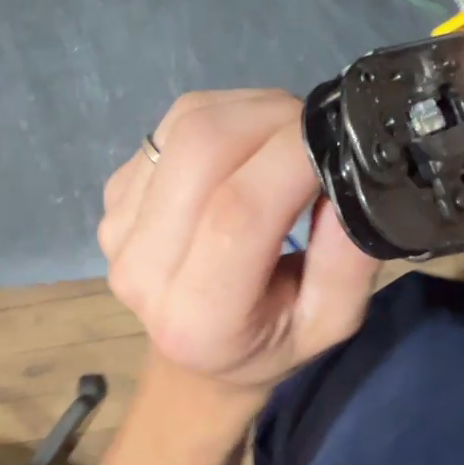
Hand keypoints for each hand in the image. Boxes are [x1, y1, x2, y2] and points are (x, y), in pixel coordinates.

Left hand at [99, 90, 380, 395]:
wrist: (201, 354)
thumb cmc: (273, 340)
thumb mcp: (331, 322)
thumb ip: (347, 263)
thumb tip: (349, 177)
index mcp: (199, 319)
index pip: (239, 212)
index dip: (293, 157)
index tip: (340, 141)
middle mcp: (142, 273)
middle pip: (202, 150)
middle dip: (274, 119)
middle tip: (319, 131)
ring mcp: (118, 230)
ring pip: (186, 126)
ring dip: (252, 110)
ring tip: (290, 136)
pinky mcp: (114, 196)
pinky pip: (171, 127)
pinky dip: (223, 117)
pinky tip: (248, 146)